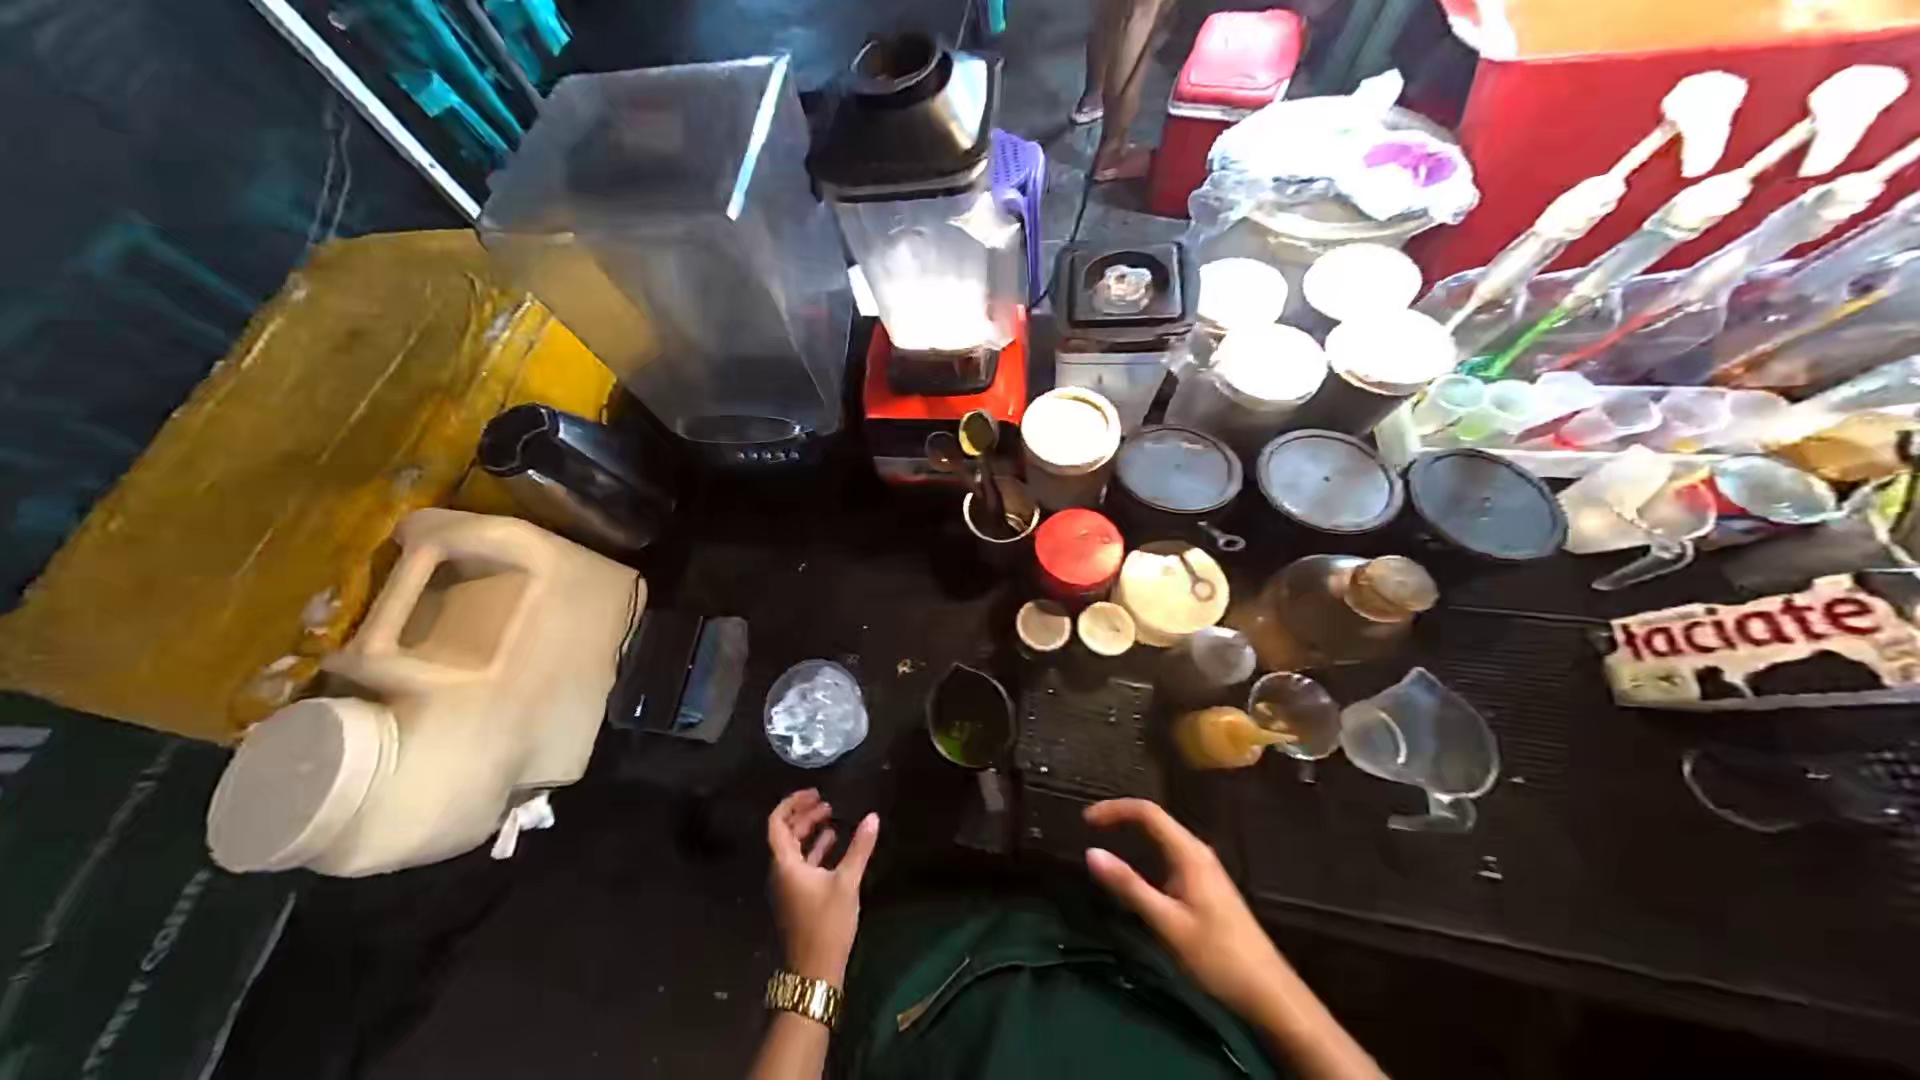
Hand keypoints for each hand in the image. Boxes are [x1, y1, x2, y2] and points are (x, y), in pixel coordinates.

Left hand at [767, 789, 878, 985]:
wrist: (814, 972)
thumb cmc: (827, 924)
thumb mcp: (847, 882)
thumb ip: (860, 848)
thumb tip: (873, 817)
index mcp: (785, 864)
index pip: (777, 823)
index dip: (792, 803)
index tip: (814, 792)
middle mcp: (780, 872)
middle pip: (785, 834)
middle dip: (803, 814)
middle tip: (826, 802)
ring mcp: (787, 886)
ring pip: (793, 849)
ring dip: (809, 830)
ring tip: (832, 817)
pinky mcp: (797, 898)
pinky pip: (801, 863)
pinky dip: (815, 849)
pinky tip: (834, 843)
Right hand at [1083, 798, 1290, 1019]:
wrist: (1268, 991)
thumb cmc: (1216, 956)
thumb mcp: (1166, 923)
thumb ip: (1128, 886)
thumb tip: (1091, 852)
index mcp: (1189, 853)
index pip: (1147, 812)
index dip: (1114, 809)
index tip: (1086, 820)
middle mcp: (1197, 852)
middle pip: (1155, 818)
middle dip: (1121, 816)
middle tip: (1090, 827)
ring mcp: (1204, 867)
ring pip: (1164, 835)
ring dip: (1133, 831)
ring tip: (1105, 839)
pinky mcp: (1206, 884)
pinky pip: (1170, 851)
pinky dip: (1146, 848)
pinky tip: (1136, 867)